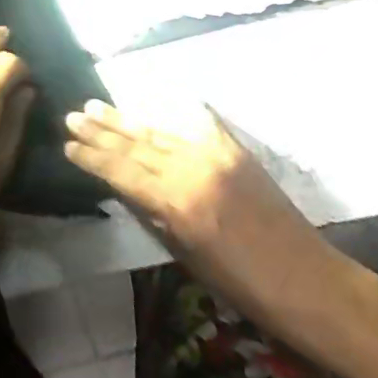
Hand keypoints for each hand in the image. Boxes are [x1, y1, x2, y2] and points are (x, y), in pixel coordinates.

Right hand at [64, 100, 332, 317]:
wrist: (311, 283)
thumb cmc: (243, 285)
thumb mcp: (186, 257)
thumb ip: (152, 216)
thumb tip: (122, 187)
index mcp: (176, 204)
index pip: (120, 171)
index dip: (91, 157)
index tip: (67, 145)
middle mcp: (190, 171)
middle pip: (134, 145)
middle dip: (100, 131)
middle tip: (72, 115)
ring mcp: (214, 155)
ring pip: (158, 131)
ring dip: (125, 119)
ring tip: (95, 104)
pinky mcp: (235, 151)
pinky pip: (198, 121)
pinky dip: (175, 108)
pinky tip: (157, 92)